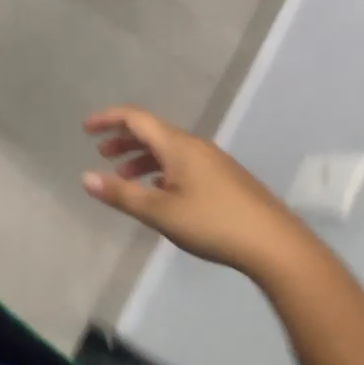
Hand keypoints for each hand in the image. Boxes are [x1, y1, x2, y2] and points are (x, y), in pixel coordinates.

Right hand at [82, 106, 316, 281]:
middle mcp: (195, 146)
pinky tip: (161, 192)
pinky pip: (184, 163)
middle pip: (152, 131)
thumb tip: (85, 177)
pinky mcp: (227, 180)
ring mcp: (214, 162)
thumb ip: (121, 194)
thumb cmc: (213, 224)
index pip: (136, 118)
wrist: (278, 246)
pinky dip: (162, 169)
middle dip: (124, 139)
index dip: (108, 119)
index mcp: (177, 145)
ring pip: (169, 149)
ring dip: (143, 157)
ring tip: (126, 175)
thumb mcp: (160, 212)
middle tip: (102, 154)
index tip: (86, 129)